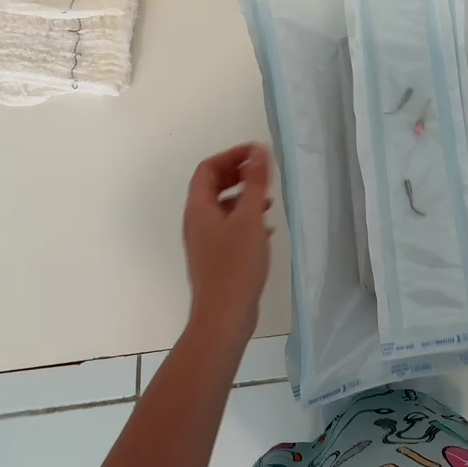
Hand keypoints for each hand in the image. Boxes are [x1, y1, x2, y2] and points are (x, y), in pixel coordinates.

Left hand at [182, 142, 273, 342]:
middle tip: (264, 172)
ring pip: (223, 207)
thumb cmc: (235, 264)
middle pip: (213, 186)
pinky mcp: (216, 257)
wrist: (224, 316)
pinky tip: (267, 229)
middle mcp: (197, 221)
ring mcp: (205, 241)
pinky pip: (229, 226)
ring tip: (269, 199)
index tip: (258, 154)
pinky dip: (246, 219)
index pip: (208, 168)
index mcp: (199, 208)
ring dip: (244, 196)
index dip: (231, 156)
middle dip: (238, 174)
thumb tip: (258, 150)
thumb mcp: (249, 217)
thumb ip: (255, 182)